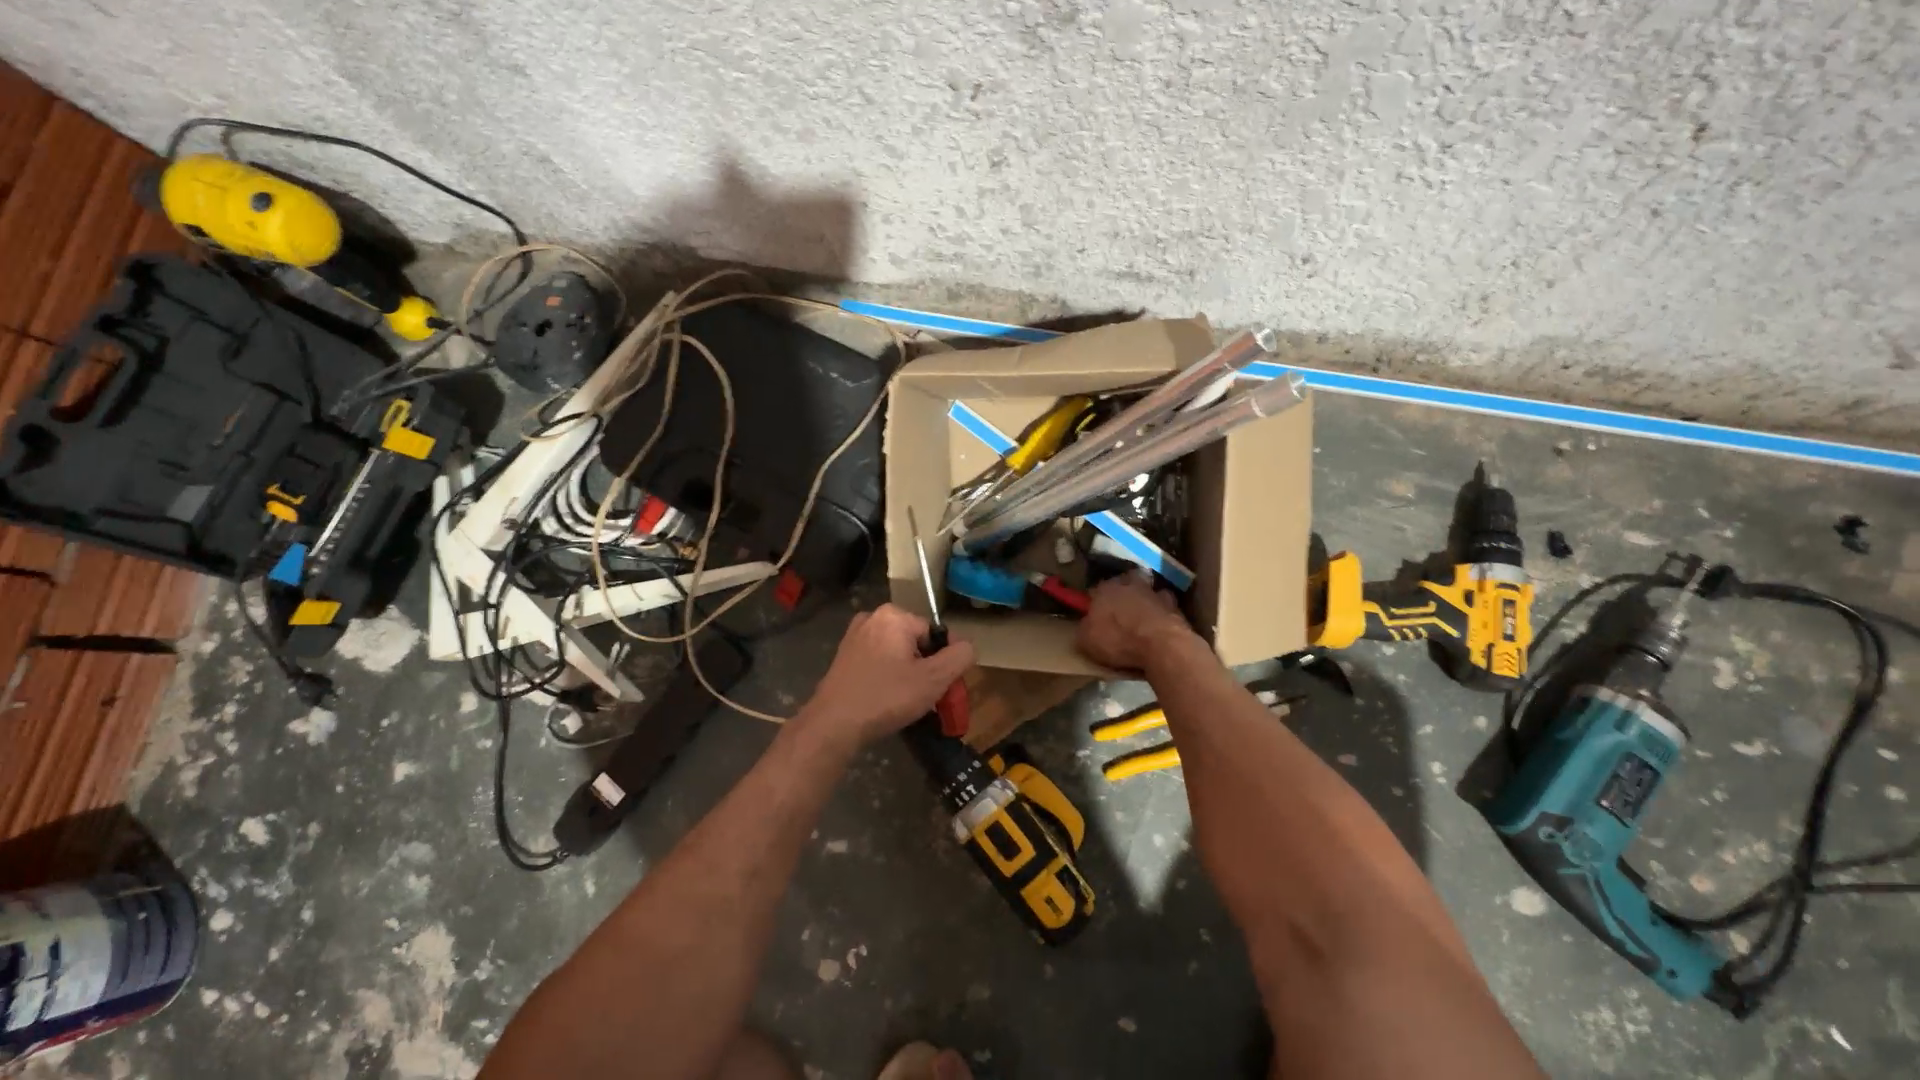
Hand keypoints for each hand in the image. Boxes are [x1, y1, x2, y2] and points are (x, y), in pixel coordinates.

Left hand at [796, 604, 974, 747]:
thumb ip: (959, 657)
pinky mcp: (843, 657)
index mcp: (894, 616)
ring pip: (897, 655)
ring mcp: (854, 637)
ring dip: (910, 676)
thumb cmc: (887, 697)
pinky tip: (890, 702)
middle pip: (916, 643)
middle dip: (928, 670)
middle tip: (933, 699)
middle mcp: (872, 618)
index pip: (936, 634)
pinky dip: (889, 679)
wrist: (834, 724)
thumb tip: (967, 647)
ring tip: (913, 704)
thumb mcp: (934, 679)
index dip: (946, 662)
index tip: (947, 688)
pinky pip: (879, 663)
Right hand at [1075, 571, 1195, 671]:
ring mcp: (1155, 593)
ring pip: (1149, 590)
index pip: (1096, 589)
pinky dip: (1163, 613)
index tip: (1095, 611)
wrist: (1161, 644)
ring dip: (1146, 599)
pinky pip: (1166, 606)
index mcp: (1105, 589)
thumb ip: (1085, 628)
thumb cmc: (1118, 640)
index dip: (1096, 600)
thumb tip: (1087, 625)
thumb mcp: (1087, 641)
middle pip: (1126, 581)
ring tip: (1144, 615)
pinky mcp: (1175, 606)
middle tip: (1122, 606)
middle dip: (1124, 590)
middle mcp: (1130, 584)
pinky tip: (1160, 624)